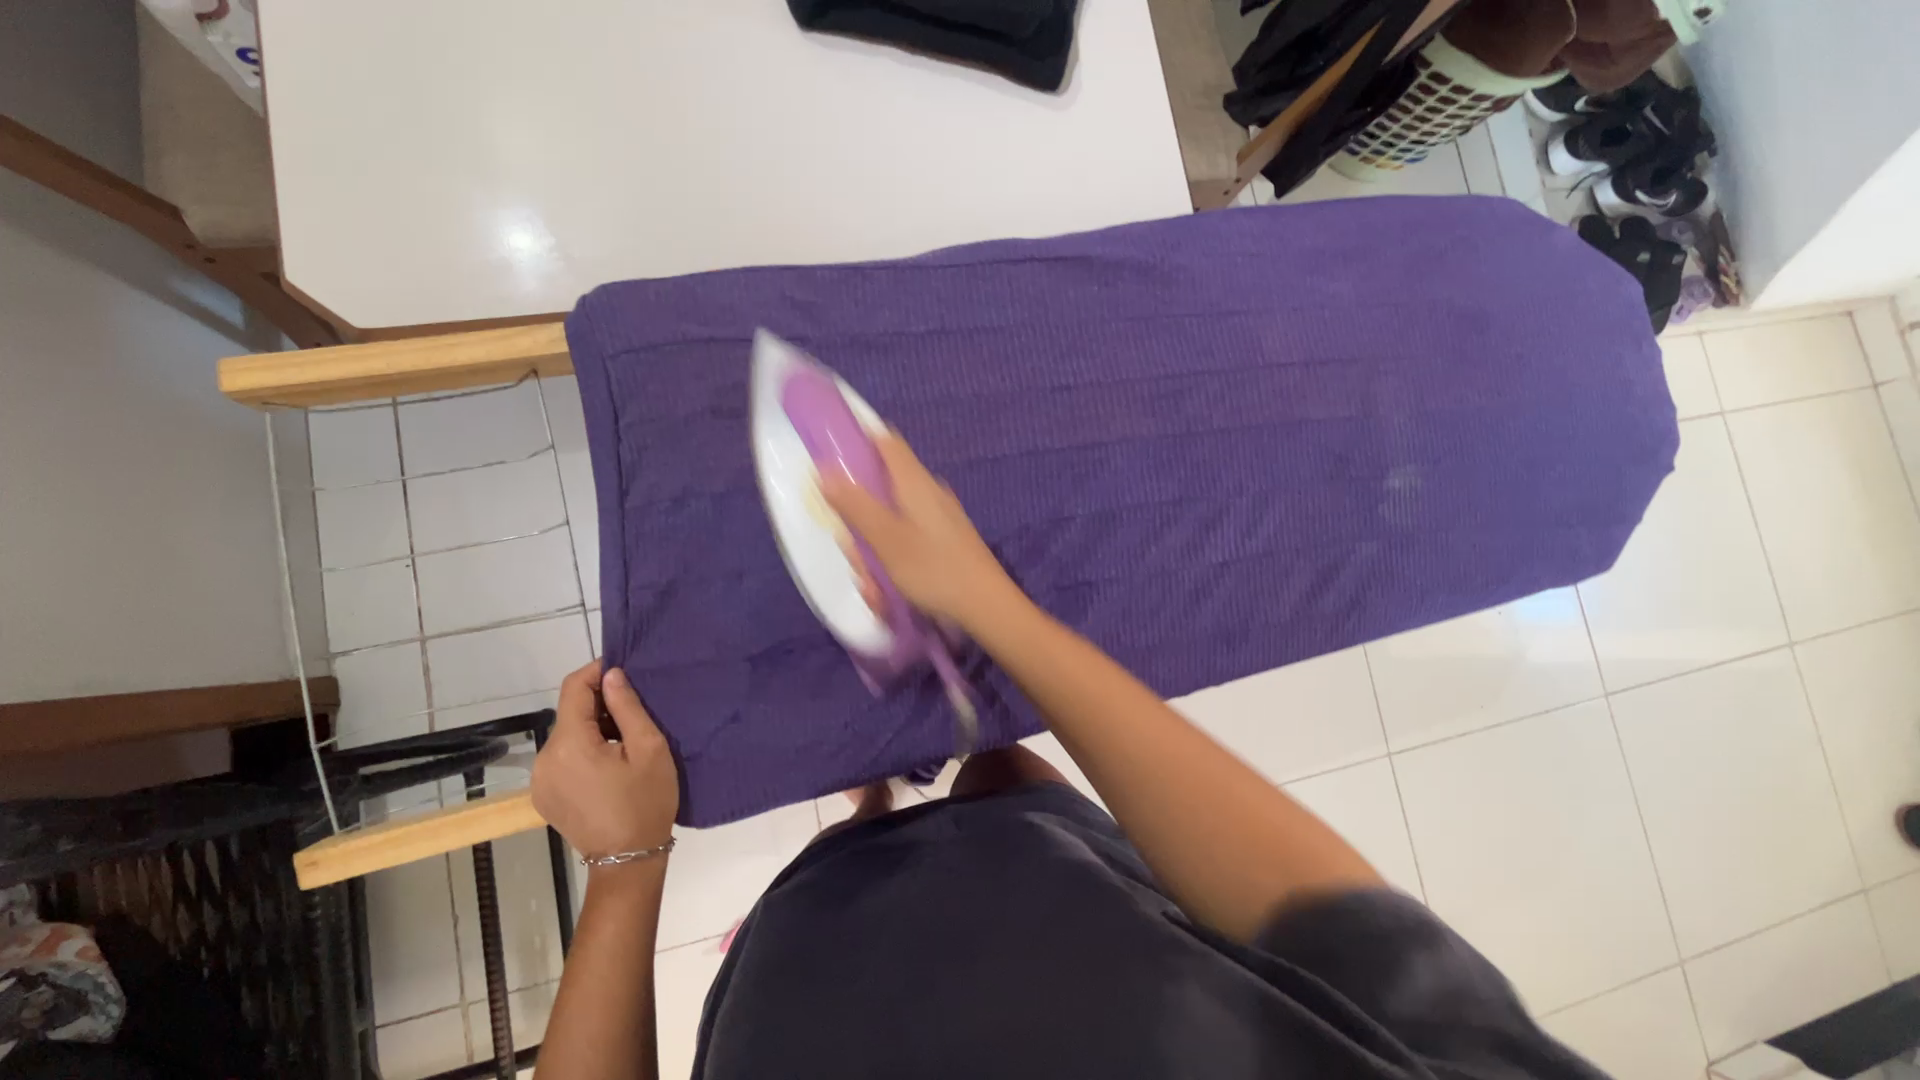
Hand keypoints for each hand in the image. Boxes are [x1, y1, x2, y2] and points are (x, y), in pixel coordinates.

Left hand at [533, 660, 679, 861]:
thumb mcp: (649, 749)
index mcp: (569, 744)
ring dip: (592, 729)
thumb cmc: (646, 802)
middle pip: (569, 712)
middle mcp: (544, 759)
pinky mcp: (543, 795)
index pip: (573, 687)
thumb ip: (627, 707)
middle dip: (599, 705)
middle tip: (635, 713)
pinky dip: (583, 751)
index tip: (625, 673)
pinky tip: (608, 767)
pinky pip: (562, 758)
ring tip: (624, 743)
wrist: (629, 861)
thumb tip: (612, 675)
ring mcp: (539, 780)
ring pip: (566, 735)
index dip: (597, 672)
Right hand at [821, 433, 1022, 632]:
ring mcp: (937, 521)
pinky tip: (890, 597)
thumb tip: (824, 468)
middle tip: (858, 558)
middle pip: (879, 493)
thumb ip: (854, 504)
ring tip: (877, 590)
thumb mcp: (886, 539)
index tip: (832, 463)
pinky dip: (892, 570)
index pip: (885, 441)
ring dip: (873, 559)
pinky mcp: (942, 545)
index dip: (857, 443)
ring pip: (887, 528)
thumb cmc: (934, 569)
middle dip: (859, 528)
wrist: (987, 608)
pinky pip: (904, 549)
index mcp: (915, 482)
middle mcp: (927, 494)